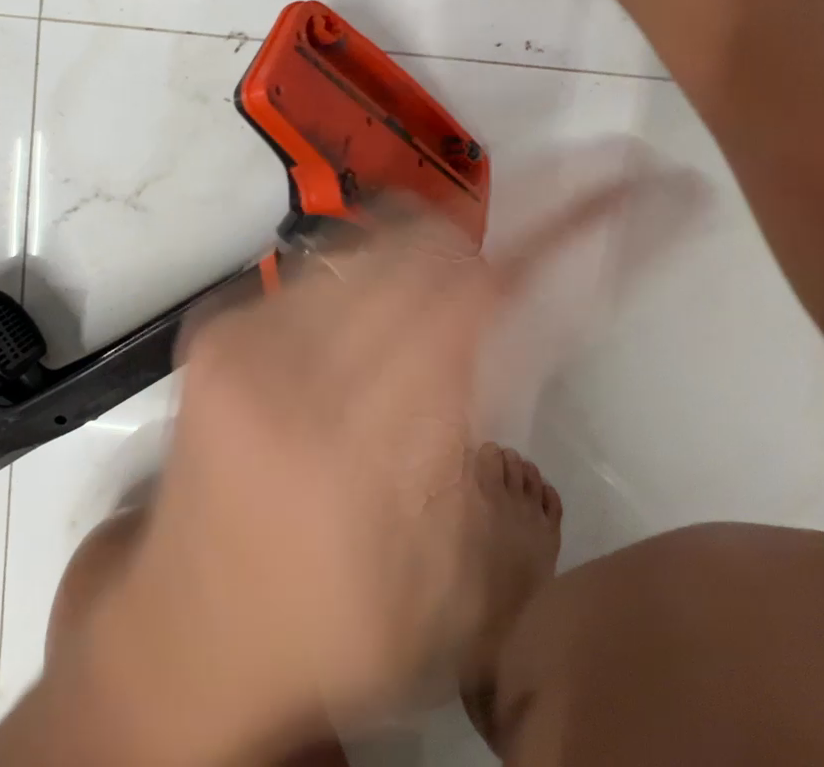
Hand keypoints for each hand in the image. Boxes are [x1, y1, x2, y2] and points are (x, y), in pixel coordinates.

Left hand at [87, 179, 677, 757]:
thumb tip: (526, 340)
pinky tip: (377, 323)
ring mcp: (244, 343)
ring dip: (438, 252)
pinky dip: (369, 275)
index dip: (576, 228)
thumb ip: (503, 458)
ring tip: (459, 298)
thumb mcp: (459, 591)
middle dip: (513, 227)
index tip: (638, 187)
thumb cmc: (334, 635)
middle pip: (432, 248)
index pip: (493, 297)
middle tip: (548, 248)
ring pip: (373, 241)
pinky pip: (316, 268)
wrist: (185, 636)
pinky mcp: (210, 337)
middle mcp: (302, 373)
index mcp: (379, 449)